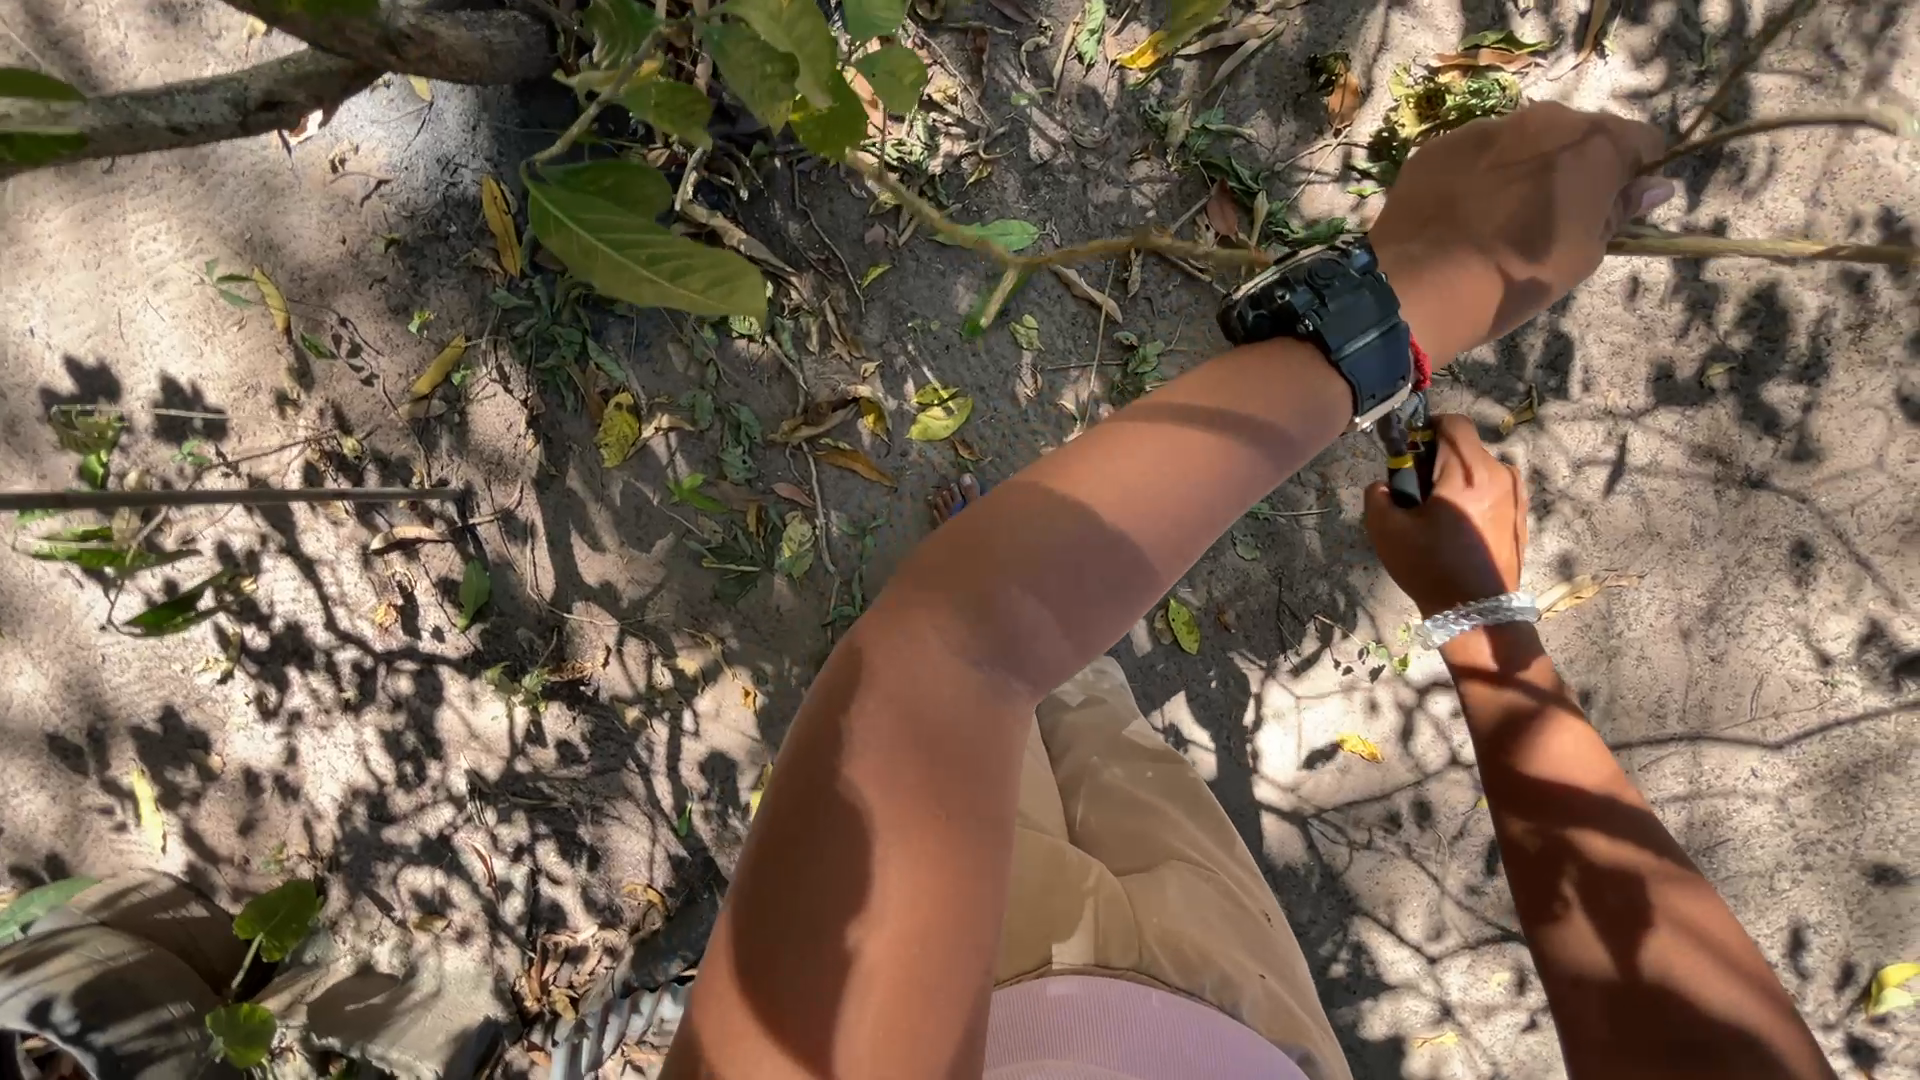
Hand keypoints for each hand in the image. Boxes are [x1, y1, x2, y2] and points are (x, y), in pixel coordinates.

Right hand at [1364, 414, 1527, 617]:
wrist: (1476, 610)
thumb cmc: (1430, 566)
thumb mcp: (1386, 530)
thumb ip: (1377, 495)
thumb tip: (1384, 485)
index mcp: (1468, 472)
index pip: (1452, 423)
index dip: (1426, 429)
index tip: (1408, 452)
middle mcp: (1500, 475)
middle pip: (1463, 448)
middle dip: (1435, 462)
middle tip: (1415, 494)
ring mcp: (1516, 495)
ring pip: (1477, 470)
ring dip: (1454, 481)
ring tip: (1436, 516)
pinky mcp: (1520, 515)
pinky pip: (1491, 490)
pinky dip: (1471, 498)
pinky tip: (1456, 530)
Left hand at [1368, 102, 1674, 361]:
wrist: (1419, 288)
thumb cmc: (1514, 277)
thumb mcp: (1582, 255)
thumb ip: (1618, 212)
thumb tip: (1653, 187)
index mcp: (1597, 143)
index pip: (1638, 146)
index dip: (1628, 178)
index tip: (1605, 209)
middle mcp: (1543, 120)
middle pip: (1572, 138)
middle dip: (1567, 170)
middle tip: (1540, 220)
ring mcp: (1483, 130)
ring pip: (1515, 144)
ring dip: (1514, 170)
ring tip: (1489, 220)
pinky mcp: (1433, 150)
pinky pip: (1465, 158)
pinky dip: (1466, 180)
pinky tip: (1451, 218)